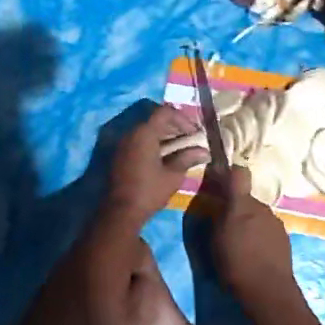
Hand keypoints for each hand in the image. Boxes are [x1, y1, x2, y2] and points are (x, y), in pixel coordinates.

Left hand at [105, 104, 208, 229]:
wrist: (120, 211)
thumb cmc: (149, 192)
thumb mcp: (173, 175)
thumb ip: (187, 158)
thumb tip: (205, 152)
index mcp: (144, 133)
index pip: (165, 112)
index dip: (182, 119)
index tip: (194, 132)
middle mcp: (130, 133)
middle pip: (154, 119)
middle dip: (174, 126)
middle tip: (190, 139)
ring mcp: (122, 143)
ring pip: (145, 130)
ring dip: (163, 135)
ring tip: (180, 149)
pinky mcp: (119, 155)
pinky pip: (137, 140)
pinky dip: (152, 143)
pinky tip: (164, 157)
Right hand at [207, 166, 295, 300]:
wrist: (268, 290)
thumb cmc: (235, 263)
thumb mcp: (216, 239)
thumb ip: (219, 216)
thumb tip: (222, 202)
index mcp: (243, 205)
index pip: (240, 174)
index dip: (231, 173)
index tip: (221, 179)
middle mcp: (263, 208)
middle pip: (248, 200)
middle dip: (238, 209)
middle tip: (225, 227)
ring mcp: (276, 224)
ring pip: (259, 216)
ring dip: (250, 224)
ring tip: (240, 246)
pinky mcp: (284, 240)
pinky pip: (268, 231)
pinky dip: (260, 237)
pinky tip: (254, 255)